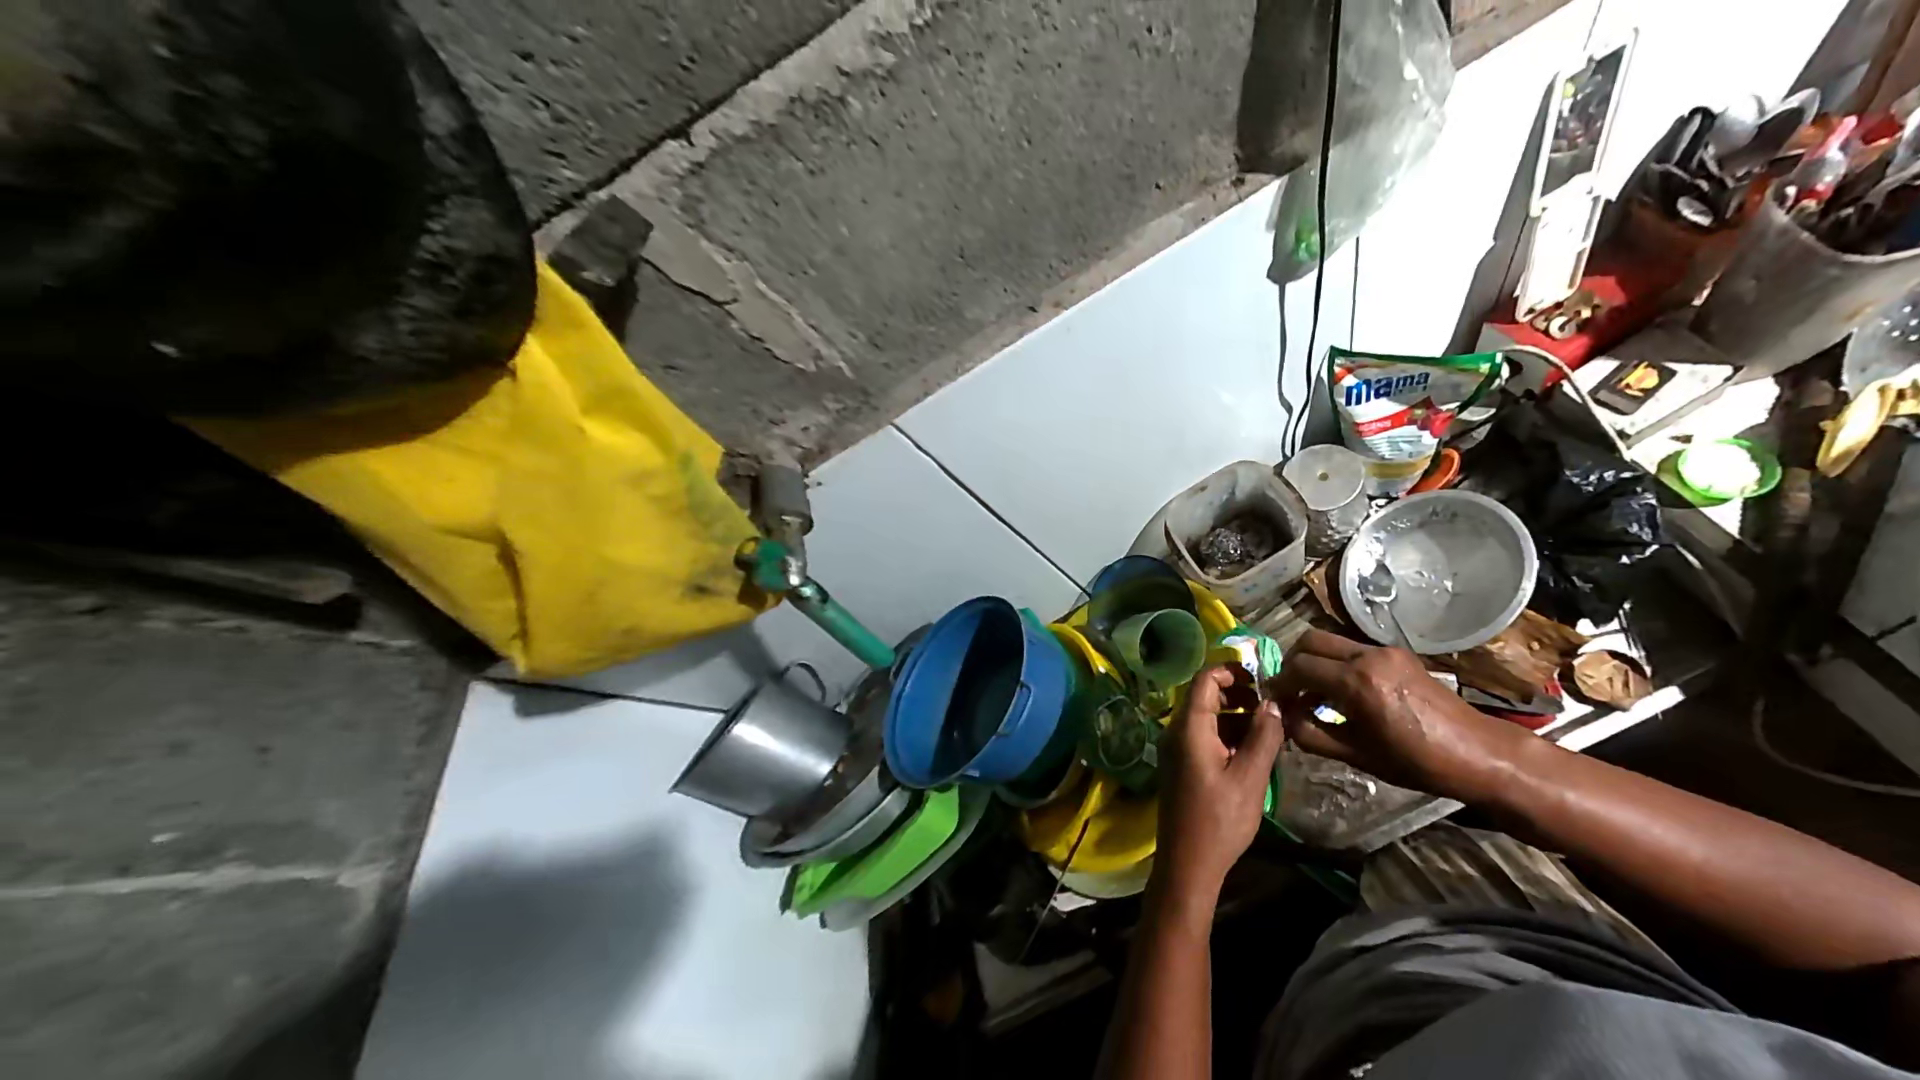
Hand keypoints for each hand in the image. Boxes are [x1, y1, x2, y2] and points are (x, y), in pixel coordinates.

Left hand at [1155, 667, 1285, 895]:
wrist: (1188, 863)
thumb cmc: (1220, 819)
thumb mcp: (1250, 777)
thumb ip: (1263, 736)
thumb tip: (1274, 703)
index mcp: (1189, 728)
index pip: (1205, 679)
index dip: (1231, 670)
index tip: (1263, 677)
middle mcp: (1177, 731)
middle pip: (1205, 696)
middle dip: (1239, 694)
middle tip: (1273, 705)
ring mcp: (1177, 748)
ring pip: (1207, 717)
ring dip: (1236, 716)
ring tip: (1272, 728)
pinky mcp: (1183, 764)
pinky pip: (1205, 736)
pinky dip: (1228, 734)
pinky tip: (1255, 749)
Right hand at [1267, 629, 1524, 802]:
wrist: (1479, 753)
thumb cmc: (1417, 762)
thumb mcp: (1356, 755)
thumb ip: (1310, 733)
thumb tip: (1283, 717)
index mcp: (1357, 682)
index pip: (1298, 667)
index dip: (1279, 683)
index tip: (1274, 701)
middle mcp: (1368, 656)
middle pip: (1309, 642)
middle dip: (1291, 664)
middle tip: (1289, 691)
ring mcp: (1385, 651)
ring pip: (1330, 641)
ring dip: (1313, 661)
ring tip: (1313, 691)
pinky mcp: (1397, 653)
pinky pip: (1352, 648)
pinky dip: (1335, 662)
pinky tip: (1341, 690)